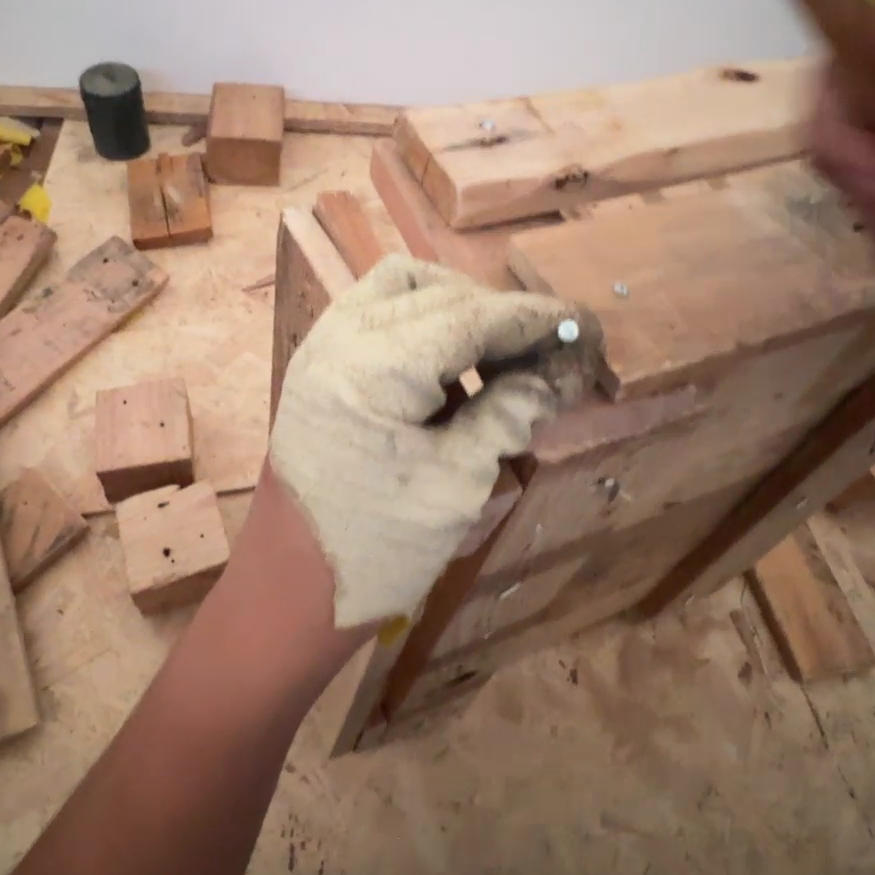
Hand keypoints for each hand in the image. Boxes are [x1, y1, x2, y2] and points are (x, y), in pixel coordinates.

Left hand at [268, 255, 594, 627]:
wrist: (291, 587)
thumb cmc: (376, 548)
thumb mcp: (456, 484)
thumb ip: (506, 414)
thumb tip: (556, 373)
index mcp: (375, 367)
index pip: (471, 315)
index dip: (533, 319)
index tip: (584, 328)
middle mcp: (341, 337)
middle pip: (440, 291)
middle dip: (500, 316)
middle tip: (548, 356)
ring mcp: (322, 346)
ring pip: (404, 288)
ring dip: (460, 310)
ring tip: (503, 360)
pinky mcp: (320, 365)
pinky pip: (379, 314)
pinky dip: (425, 325)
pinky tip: (457, 369)